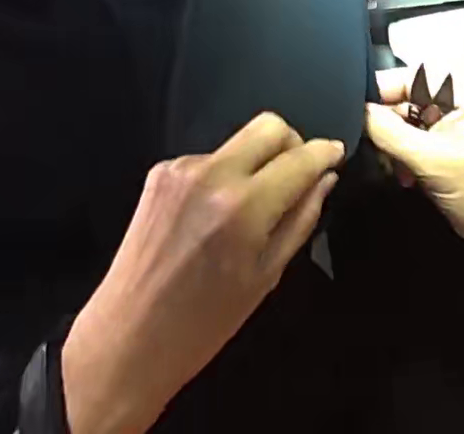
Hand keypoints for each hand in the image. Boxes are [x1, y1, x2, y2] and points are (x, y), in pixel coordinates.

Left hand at [61, 113, 344, 433]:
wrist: (127, 338)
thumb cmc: (204, 323)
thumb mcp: (266, 276)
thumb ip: (301, 219)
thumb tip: (324, 178)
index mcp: (245, 207)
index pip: (300, 158)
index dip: (325, 151)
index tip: (336, 152)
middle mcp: (213, 174)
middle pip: (270, 125)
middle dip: (293, 142)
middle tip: (297, 172)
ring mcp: (183, 167)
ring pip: (240, 141)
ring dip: (256, 162)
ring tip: (249, 206)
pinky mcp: (161, 170)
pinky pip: (210, 158)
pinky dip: (224, 176)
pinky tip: (213, 212)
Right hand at [364, 68, 463, 254]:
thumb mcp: (432, 160)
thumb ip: (391, 132)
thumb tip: (356, 110)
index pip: (413, 77)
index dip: (383, 89)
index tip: (354, 106)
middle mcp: (456, 103)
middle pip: (406, 100)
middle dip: (386, 122)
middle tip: (368, 142)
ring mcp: (449, 128)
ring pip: (404, 123)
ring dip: (391, 144)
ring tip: (387, 164)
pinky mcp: (442, 150)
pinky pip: (409, 143)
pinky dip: (399, 157)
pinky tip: (401, 176)